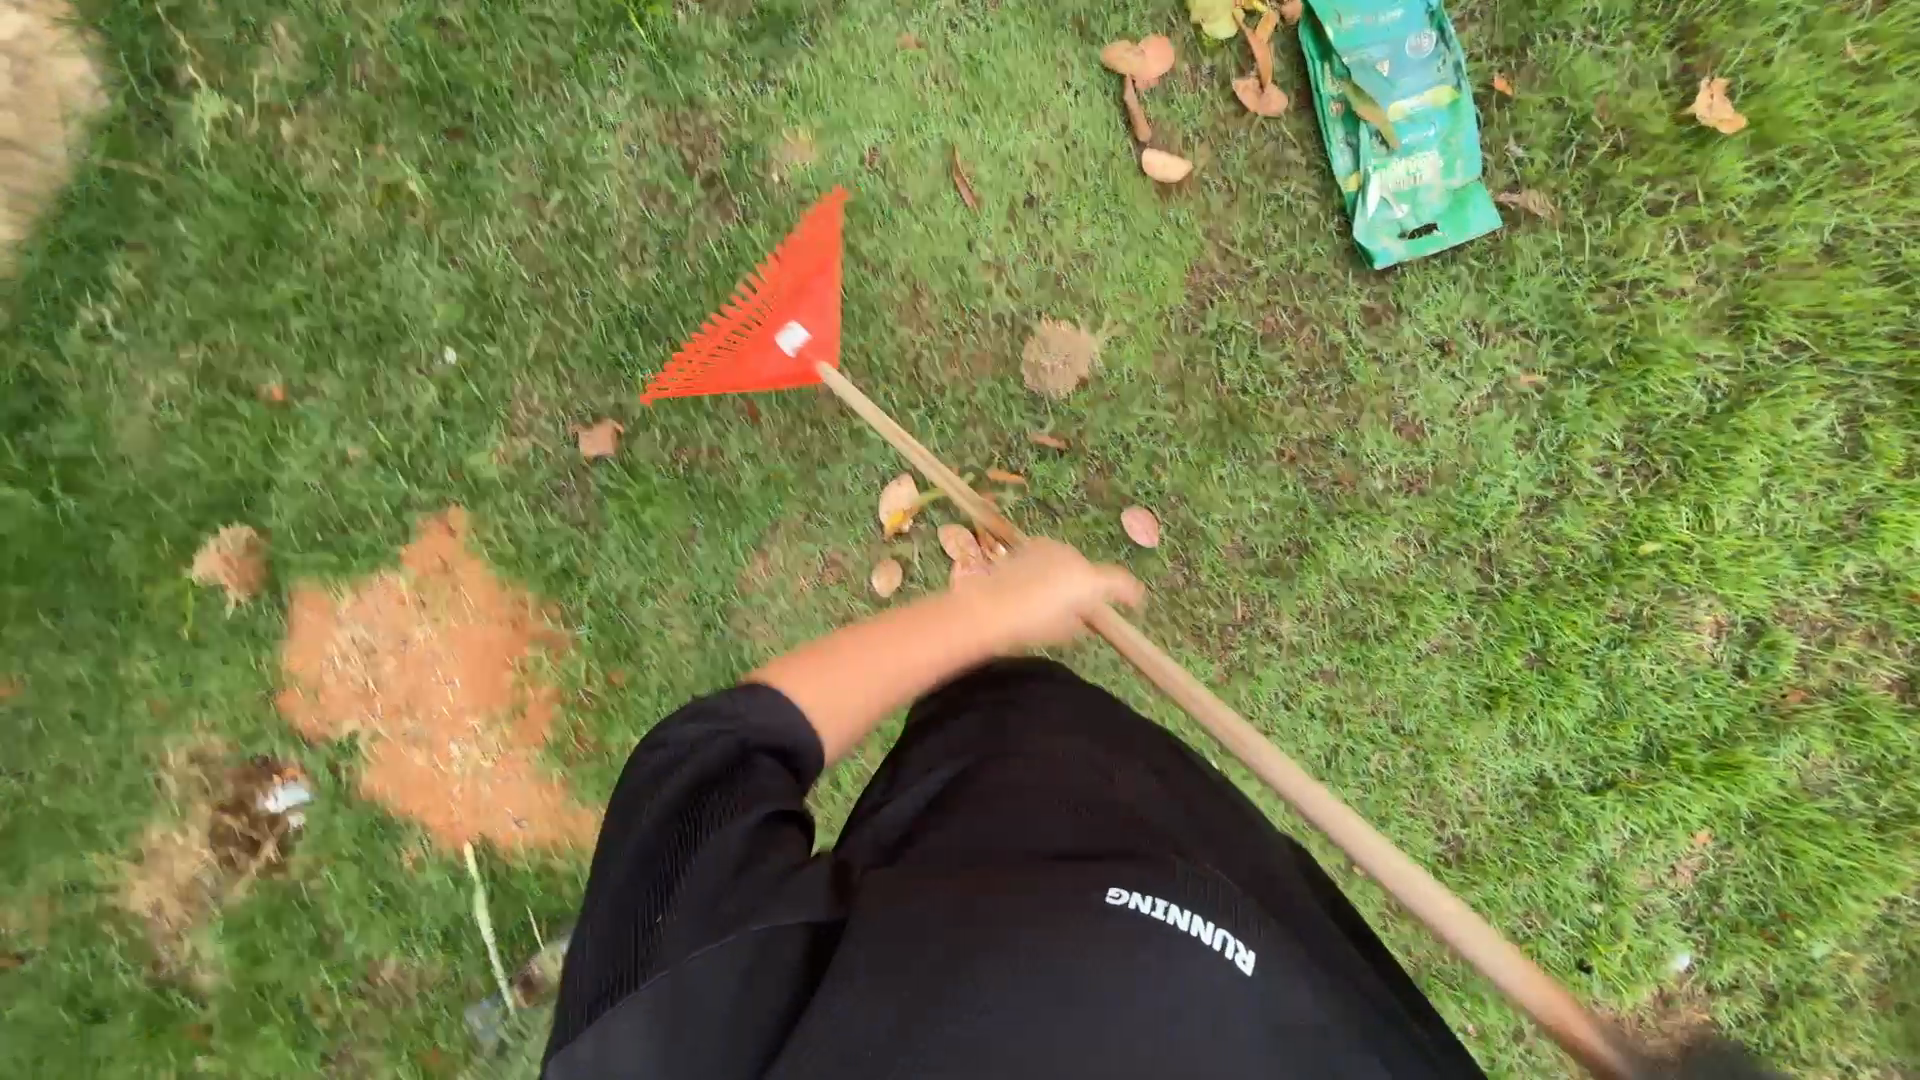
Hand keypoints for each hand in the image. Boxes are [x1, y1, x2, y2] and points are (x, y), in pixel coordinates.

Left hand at [962, 538, 1144, 650]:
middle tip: (1082, 607)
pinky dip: (1049, 568)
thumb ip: (1081, 622)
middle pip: (1091, 572)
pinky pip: (1049, 557)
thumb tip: (1085, 618)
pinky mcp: (1031, 546)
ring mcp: (1051, 548)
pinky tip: (1035, 584)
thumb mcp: (1062, 631)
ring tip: (1054, 597)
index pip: (1120, 582)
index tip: (1134, 601)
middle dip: (1089, 587)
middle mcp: (1074, 558)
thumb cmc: (1029, 624)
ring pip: (1070, 562)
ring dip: (1068, 576)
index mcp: (1088, 580)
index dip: (1130, 593)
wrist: (987, 605)